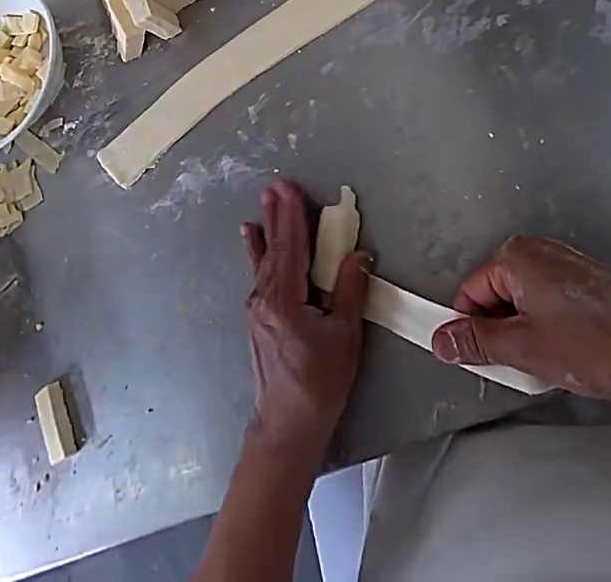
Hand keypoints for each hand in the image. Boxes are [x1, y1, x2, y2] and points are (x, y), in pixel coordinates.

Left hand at [241, 181, 371, 453]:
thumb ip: (350, 290)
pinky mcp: (258, 317)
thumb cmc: (321, 382)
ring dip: (270, 227)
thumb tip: (359, 255)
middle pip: (275, 248)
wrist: (288, 425)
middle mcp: (265, 298)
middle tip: (278, 184)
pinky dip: (257, 252)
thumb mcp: (346, 335)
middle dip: (279, 214)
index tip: (291, 189)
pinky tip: (250, 236)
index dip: (293, 216)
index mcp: (286, 300)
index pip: (292, 248)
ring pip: (266, 259)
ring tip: (268, 200)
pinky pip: (259, 275)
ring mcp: (257, 307)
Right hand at [430, 236, 610, 400]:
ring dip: (526, 338)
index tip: (470, 355)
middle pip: (494, 297)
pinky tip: (570, 357)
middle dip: (501, 334)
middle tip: (521, 365)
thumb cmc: (608, 344)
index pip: (468, 292)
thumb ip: (476, 342)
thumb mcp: (525, 350)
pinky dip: (549, 334)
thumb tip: (444, 339)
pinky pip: (547, 308)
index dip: (468, 329)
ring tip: (552, 363)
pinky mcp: (583, 285)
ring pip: (522, 307)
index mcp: (517, 257)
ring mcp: (564, 267)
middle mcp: (539, 253)